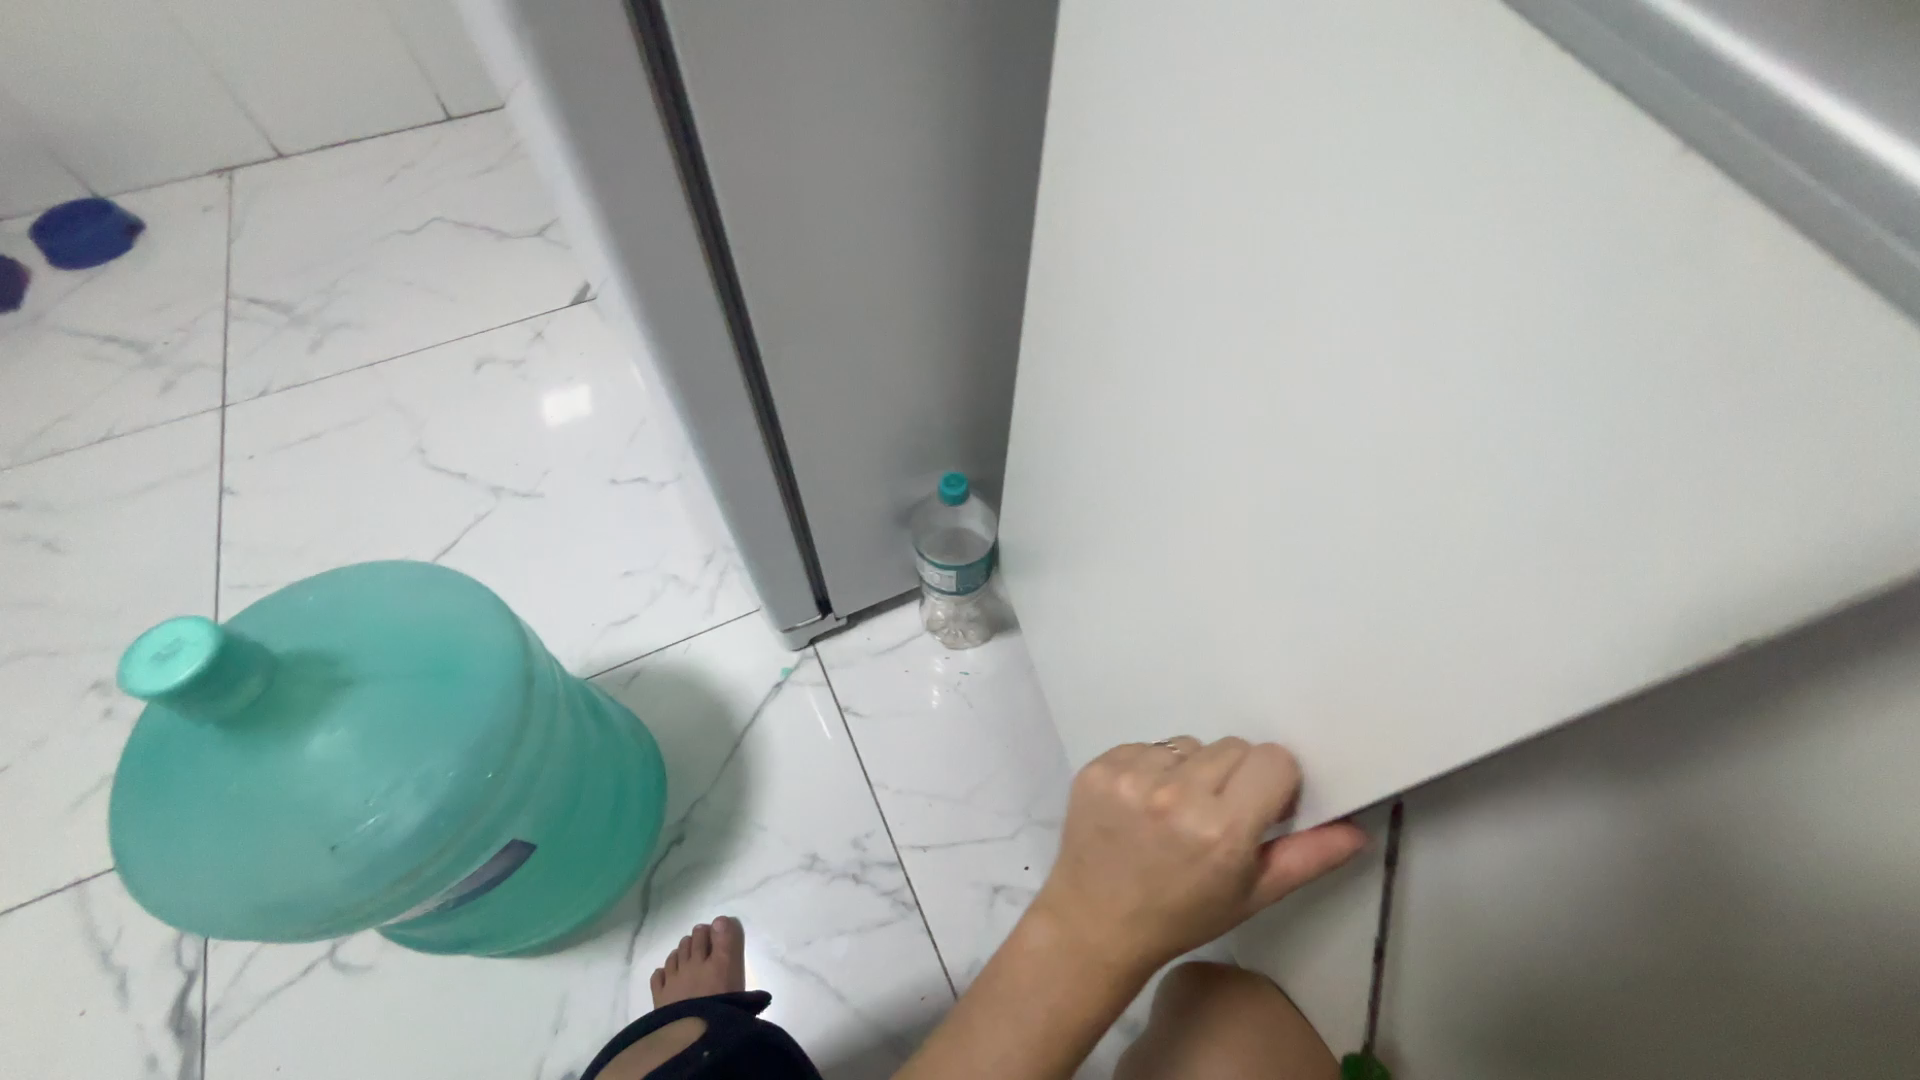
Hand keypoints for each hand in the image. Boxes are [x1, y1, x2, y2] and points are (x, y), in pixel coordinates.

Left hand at [1031, 737, 1367, 972]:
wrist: (1095, 921)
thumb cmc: (1182, 914)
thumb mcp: (1251, 895)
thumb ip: (1308, 857)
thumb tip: (1356, 829)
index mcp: (1222, 828)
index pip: (1272, 759)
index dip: (1274, 783)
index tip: (1261, 807)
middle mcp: (1176, 793)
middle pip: (1232, 747)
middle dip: (1234, 776)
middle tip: (1216, 813)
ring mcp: (1131, 776)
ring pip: (1188, 744)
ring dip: (1190, 770)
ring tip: (1174, 811)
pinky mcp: (1099, 766)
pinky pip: (1145, 747)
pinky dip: (1150, 769)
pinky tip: (1141, 805)